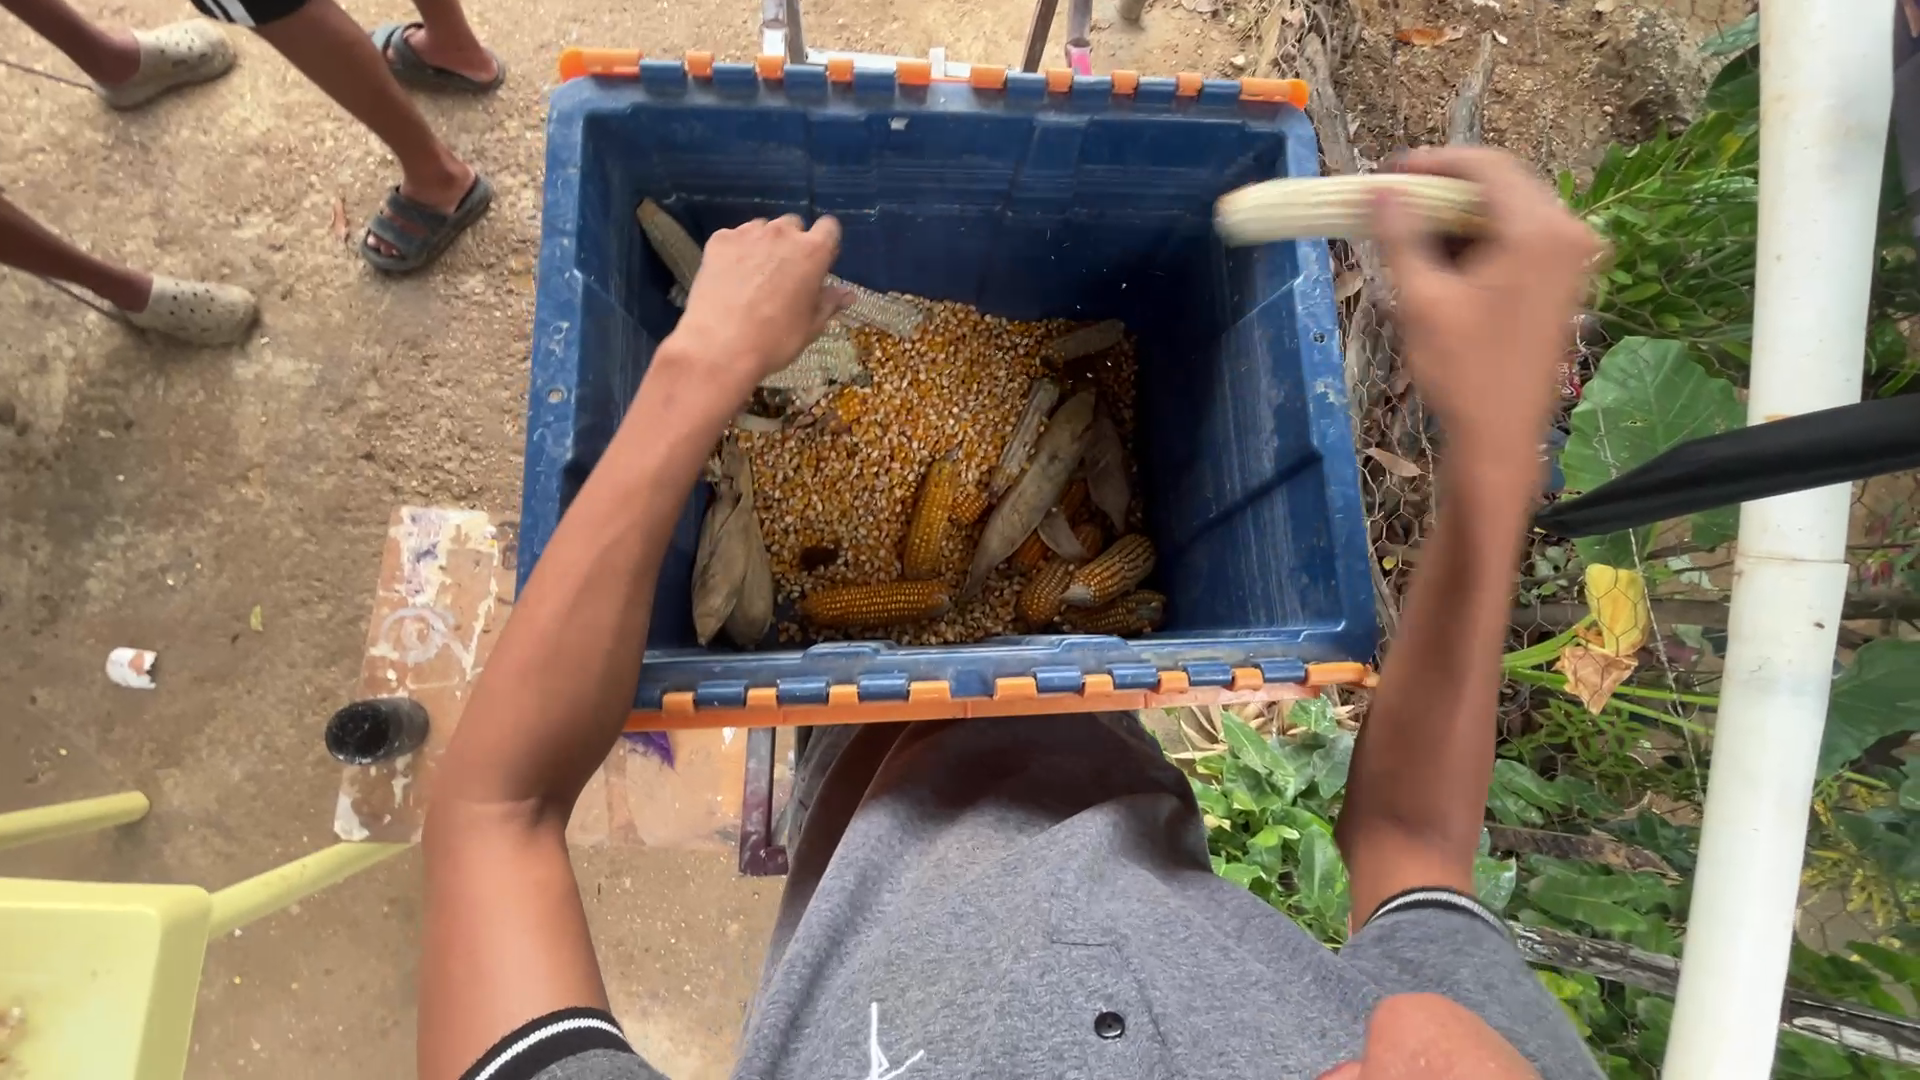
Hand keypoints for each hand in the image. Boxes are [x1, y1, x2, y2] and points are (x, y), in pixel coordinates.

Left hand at [658, 213, 851, 408]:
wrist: (720, 346)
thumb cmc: (775, 340)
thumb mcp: (810, 326)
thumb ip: (829, 303)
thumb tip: (847, 293)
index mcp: (812, 253)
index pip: (830, 227)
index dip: (826, 244)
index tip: (820, 264)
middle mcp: (782, 233)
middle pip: (794, 225)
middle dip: (794, 243)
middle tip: (786, 275)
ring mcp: (748, 233)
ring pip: (764, 228)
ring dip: (766, 245)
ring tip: (757, 276)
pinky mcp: (719, 239)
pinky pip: (736, 237)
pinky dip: (739, 251)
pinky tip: (733, 277)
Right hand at [1371, 147, 1599, 466]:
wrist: (1500, 432)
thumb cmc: (1459, 369)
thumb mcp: (1421, 301)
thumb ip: (1401, 239)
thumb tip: (1380, 192)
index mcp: (1539, 230)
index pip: (1487, 167)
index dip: (1434, 164)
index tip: (1389, 172)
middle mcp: (1568, 233)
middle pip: (1500, 188)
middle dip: (1442, 193)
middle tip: (1392, 205)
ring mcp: (1571, 259)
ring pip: (1506, 215)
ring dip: (1457, 220)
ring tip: (1408, 239)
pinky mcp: (1561, 282)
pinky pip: (1517, 242)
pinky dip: (1478, 243)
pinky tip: (1441, 264)